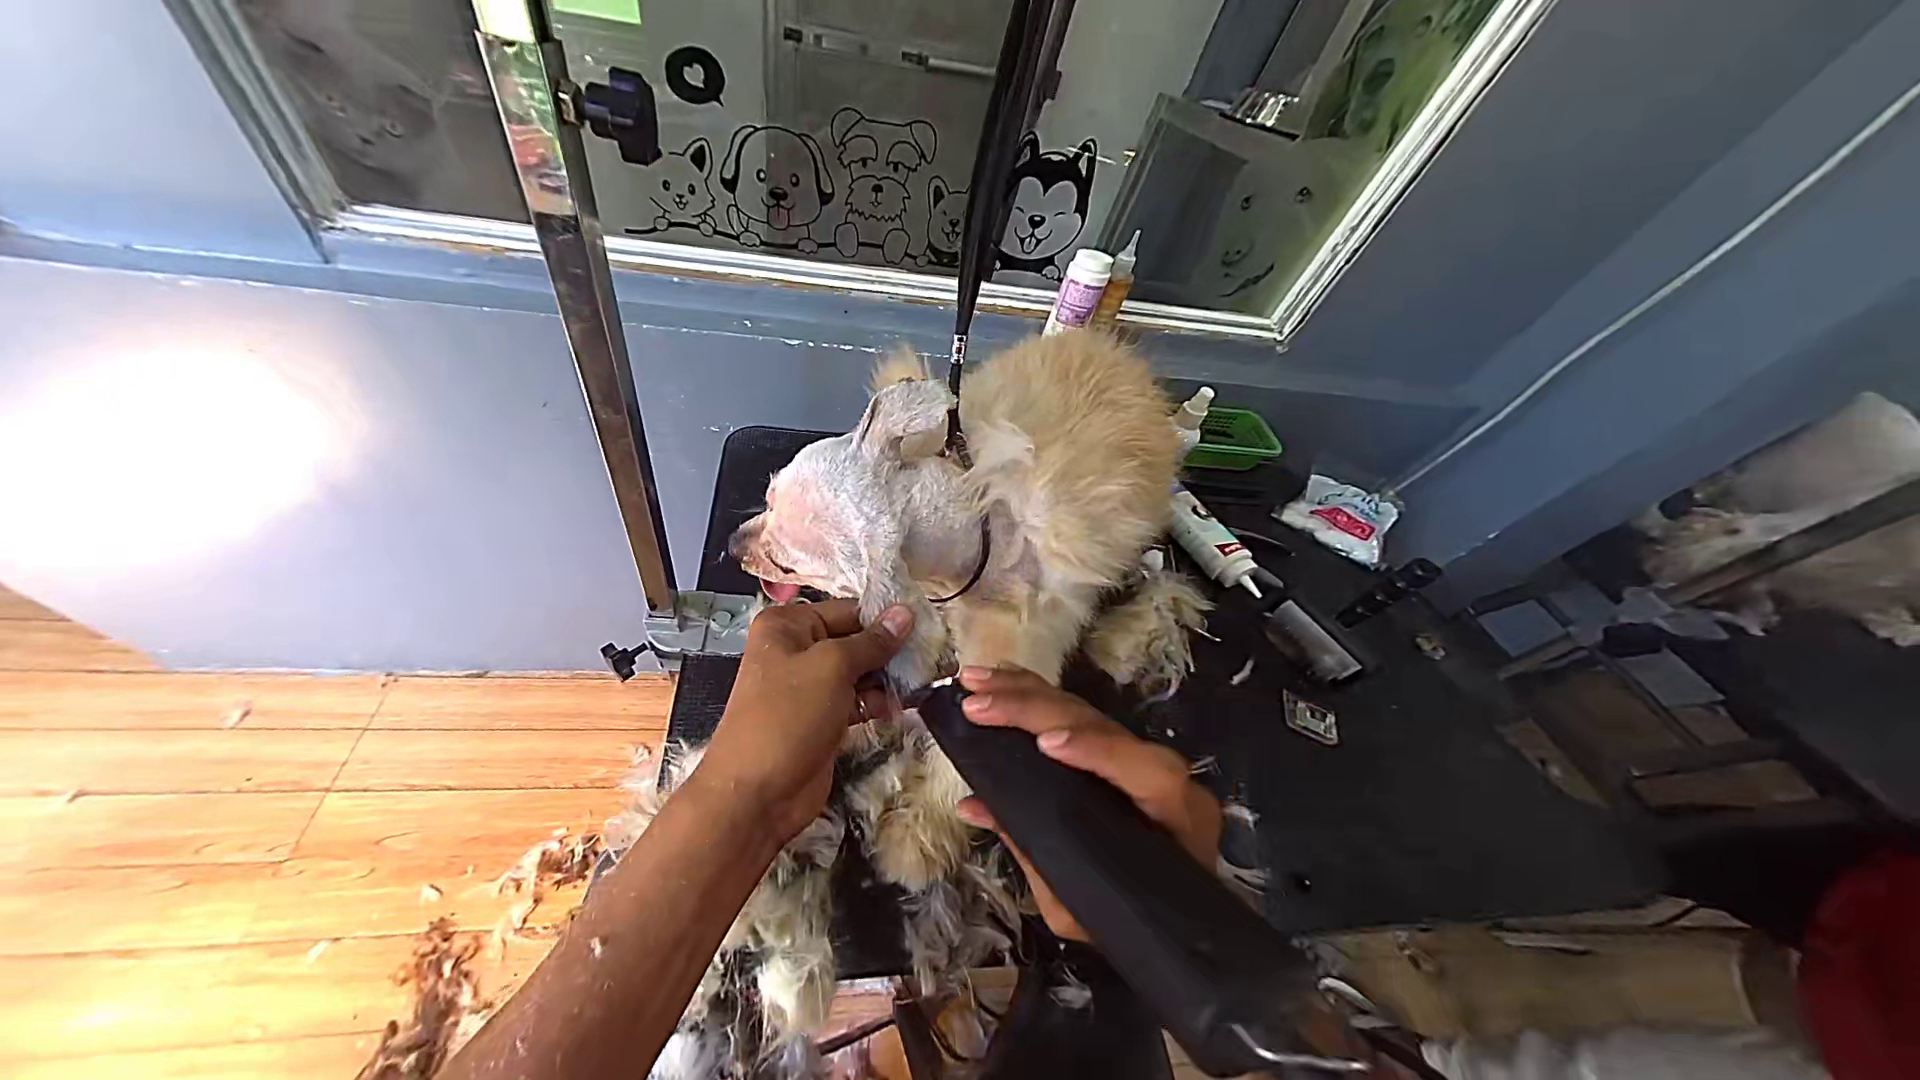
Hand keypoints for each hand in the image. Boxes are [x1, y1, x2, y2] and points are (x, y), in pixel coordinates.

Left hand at [697, 599, 910, 841]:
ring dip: (889, 678)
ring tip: (920, 682)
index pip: (848, 611)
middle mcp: (798, 650)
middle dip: (891, 651)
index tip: (924, 626)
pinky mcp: (824, 717)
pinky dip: (878, 701)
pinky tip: (901, 705)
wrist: (757, 795)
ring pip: (861, 671)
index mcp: (789, 626)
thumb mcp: (832, 667)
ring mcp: (811, 686)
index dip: (885, 618)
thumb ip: (872, 641)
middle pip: (856, 640)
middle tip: (929, 656)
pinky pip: (858, 699)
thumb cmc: (787, 718)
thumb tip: (904, 614)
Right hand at [952, 666, 1221, 942]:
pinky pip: (1074, 711)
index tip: (1046, 744)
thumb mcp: (1081, 907)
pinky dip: (1034, 694)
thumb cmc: (1134, 918)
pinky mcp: (1111, 743)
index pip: (1148, 772)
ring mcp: (1135, 752)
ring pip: (1083, 709)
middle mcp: (1159, 772)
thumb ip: (1036, 855)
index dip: (1098, 751)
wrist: (1172, 915)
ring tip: (975, 682)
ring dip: (1025, 692)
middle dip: (1035, 710)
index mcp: (1176, 817)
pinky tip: (1002, 679)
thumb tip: (974, 804)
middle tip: (977, 704)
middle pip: (1100, 725)